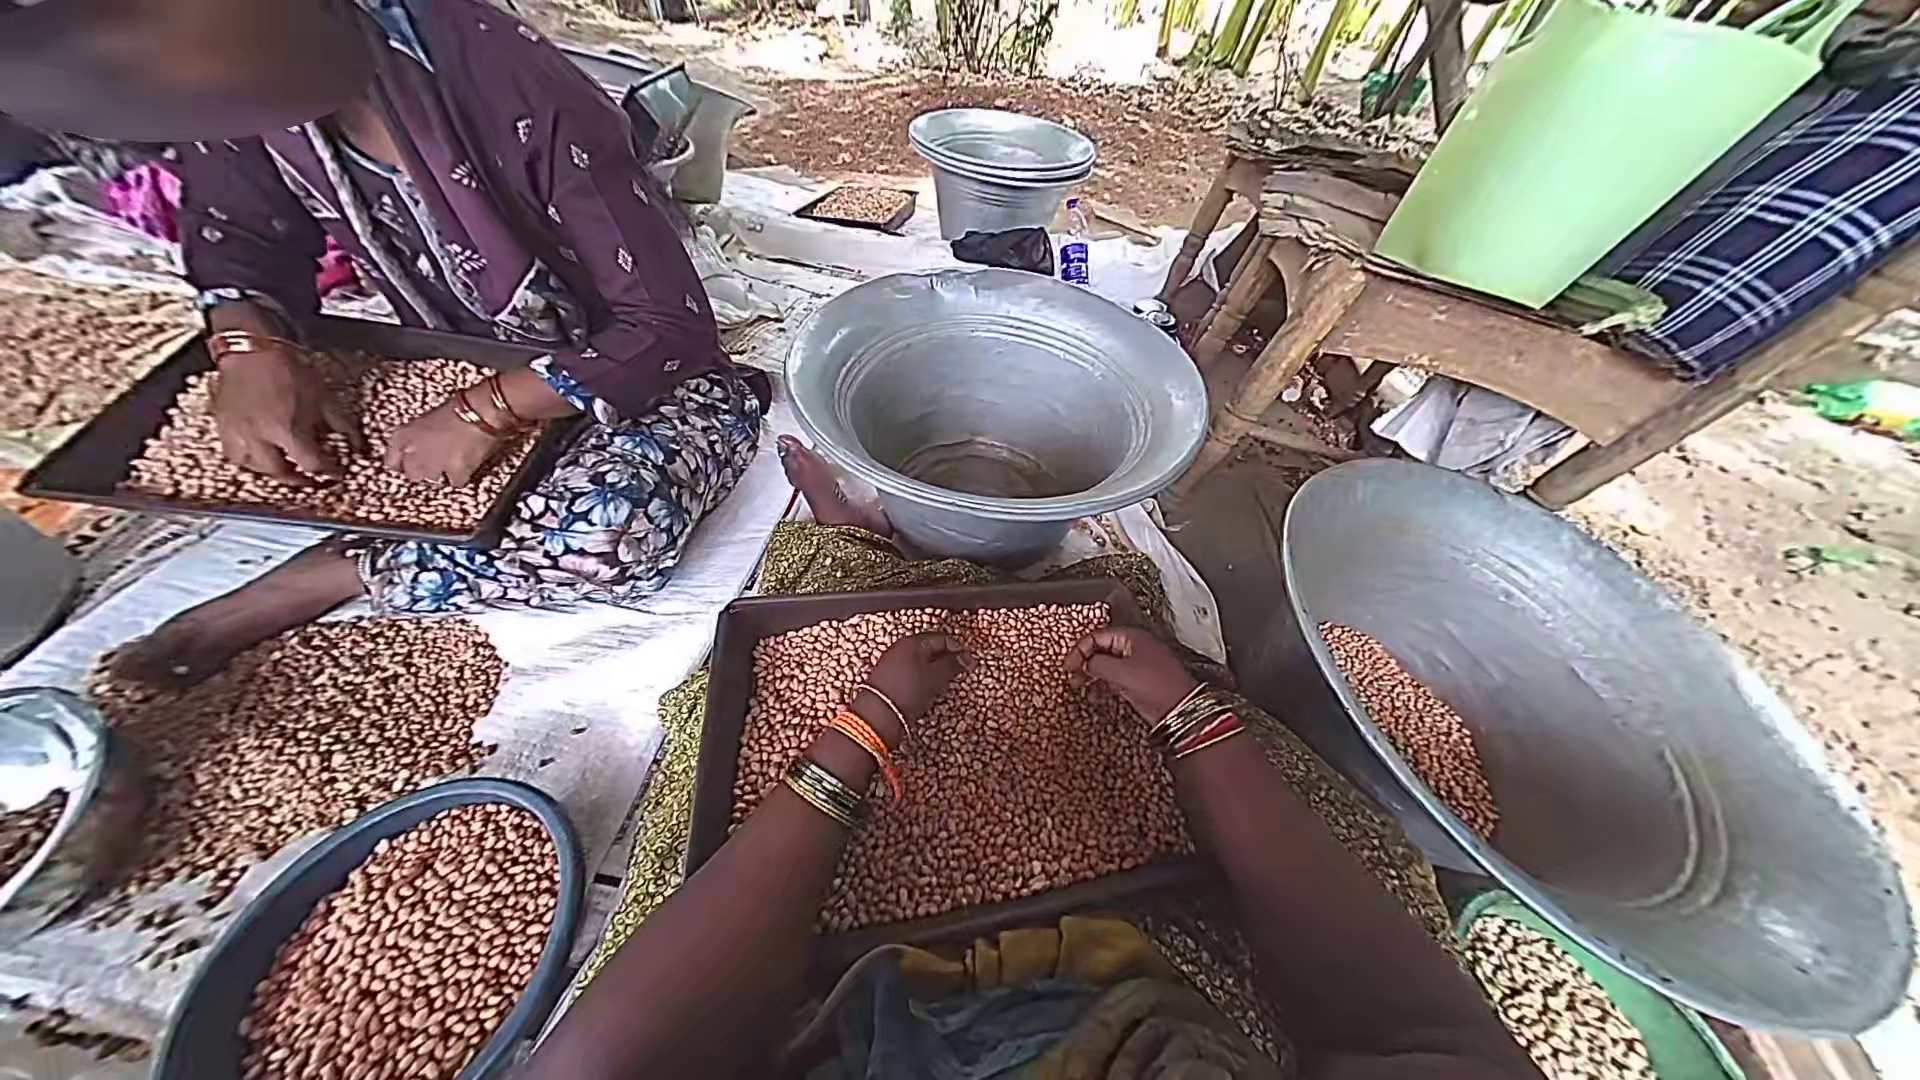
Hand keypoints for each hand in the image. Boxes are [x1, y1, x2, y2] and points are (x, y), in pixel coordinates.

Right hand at [212, 346, 362, 483]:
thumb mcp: (327, 403)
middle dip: (299, 480)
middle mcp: (256, 435)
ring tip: (289, 471)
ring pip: (249, 466)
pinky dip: (249, 461)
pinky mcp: (221, 423)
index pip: (310, 464)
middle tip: (314, 480)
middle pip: (277, 472)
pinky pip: (232, 453)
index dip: (328, 472)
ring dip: (271, 473)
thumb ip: (344, 429)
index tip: (337, 472)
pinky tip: (264, 458)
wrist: (254, 352)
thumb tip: (359, 447)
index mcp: (285, 430)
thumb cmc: (292, 374)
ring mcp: (235, 430)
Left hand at [384, 392, 508, 486]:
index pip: (392, 462)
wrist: (476, 413)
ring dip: (443, 474)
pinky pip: (456, 482)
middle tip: (437, 464)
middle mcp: (413, 453)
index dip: (405, 463)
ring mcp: (433, 464)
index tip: (413, 464)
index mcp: (401, 437)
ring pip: (434, 479)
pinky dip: (461, 477)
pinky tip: (466, 468)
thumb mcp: (425, 420)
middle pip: (413, 475)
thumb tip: (425, 447)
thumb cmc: (455, 410)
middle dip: (424, 471)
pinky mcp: (455, 472)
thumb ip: (418, 437)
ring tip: (454, 464)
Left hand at [857, 632, 970, 744]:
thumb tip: (966, 659)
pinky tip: (927, 687)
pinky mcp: (887, 676)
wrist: (877, 715)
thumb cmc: (907, 692)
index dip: (957, 649)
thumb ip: (952, 665)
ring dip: (934, 667)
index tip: (968, 662)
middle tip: (959, 670)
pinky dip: (922, 674)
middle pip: (930, 647)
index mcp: (913, 642)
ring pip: (920, 659)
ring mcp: (892, 661)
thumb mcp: (935, 678)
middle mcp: (900, 647)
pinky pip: (910, 669)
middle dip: (946, 657)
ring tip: (945, 680)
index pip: (941, 638)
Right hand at [1064, 626, 1198, 723]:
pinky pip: (1114, 678)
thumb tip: (1085, 663)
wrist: (1181, 709)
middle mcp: (1133, 648)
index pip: (1097, 637)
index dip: (1080, 650)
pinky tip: (1094, 695)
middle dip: (1084, 662)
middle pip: (1100, 650)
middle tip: (1072, 675)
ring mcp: (1136, 665)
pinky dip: (1102, 685)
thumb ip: (1098, 664)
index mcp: (1131, 638)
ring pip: (1106, 665)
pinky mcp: (1138, 681)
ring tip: (1079, 686)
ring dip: (1091, 675)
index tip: (1069, 664)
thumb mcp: (1121, 672)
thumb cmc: (1157, 686)